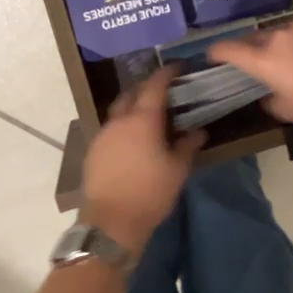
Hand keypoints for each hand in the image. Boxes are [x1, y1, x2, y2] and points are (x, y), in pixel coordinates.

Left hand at [80, 68, 204, 256]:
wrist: (111, 223)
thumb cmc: (150, 193)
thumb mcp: (177, 170)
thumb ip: (188, 145)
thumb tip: (198, 131)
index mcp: (143, 120)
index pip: (155, 86)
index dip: (167, 73)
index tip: (178, 68)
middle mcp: (119, 121)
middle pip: (132, 93)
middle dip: (147, 88)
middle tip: (164, 93)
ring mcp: (103, 135)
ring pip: (118, 111)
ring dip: (133, 108)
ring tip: (149, 117)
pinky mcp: (93, 151)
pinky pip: (111, 129)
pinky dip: (123, 126)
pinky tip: (133, 140)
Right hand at [209, 16, 292, 130]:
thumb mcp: (281, 109)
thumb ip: (265, 97)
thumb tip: (264, 91)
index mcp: (262, 60)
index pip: (227, 49)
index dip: (216, 51)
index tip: (213, 55)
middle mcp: (275, 37)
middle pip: (252, 38)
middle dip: (249, 48)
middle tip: (254, 59)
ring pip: (277, 30)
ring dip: (275, 41)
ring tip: (286, 54)